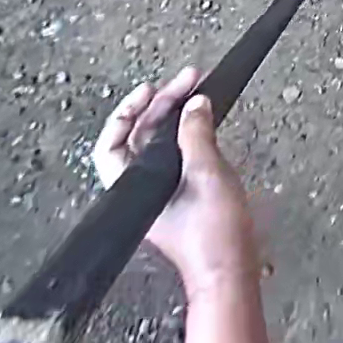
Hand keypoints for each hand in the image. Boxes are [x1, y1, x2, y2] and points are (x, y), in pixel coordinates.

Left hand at [93, 67, 254, 297]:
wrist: (229, 263)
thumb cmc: (213, 230)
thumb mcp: (206, 173)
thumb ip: (196, 135)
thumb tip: (195, 103)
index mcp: (135, 187)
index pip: (112, 145)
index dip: (127, 113)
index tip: (152, 88)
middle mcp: (142, 187)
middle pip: (139, 136)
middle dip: (163, 103)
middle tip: (189, 79)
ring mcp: (162, 189)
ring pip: (158, 142)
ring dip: (176, 114)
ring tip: (198, 90)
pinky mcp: (182, 190)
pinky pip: (177, 150)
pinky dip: (188, 129)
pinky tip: (203, 118)